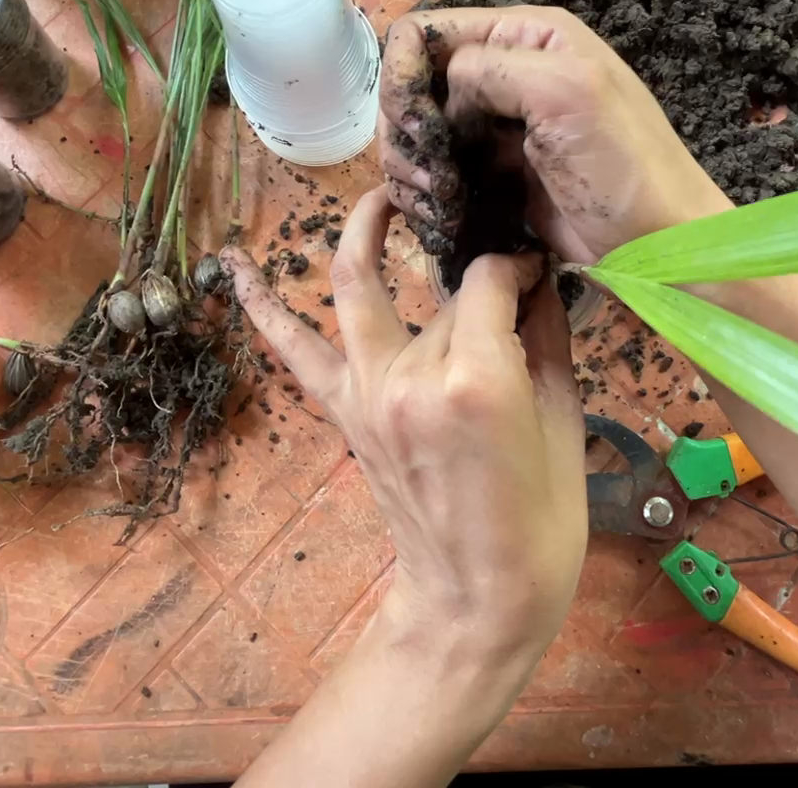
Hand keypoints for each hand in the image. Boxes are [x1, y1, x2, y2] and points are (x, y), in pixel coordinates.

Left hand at [221, 187, 585, 665]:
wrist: (473, 599)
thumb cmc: (541, 523)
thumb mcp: (562, 423)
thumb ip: (548, 338)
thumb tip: (540, 279)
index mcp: (477, 380)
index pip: (488, 281)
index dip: (515, 266)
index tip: (534, 271)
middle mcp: (410, 374)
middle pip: (439, 290)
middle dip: (475, 269)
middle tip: (501, 264)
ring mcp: (366, 390)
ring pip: (364, 290)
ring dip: (363, 235)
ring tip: (381, 199)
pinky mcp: (344, 410)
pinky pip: (296, 351)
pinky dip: (265, 307)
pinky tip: (234, 267)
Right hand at [377, 6, 731, 264]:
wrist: (654, 242)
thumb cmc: (622, 166)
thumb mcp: (566, 92)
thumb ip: (493, 67)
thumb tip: (442, 91)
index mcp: (524, 37)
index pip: (427, 32)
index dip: (404, 72)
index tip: (416, 125)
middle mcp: (503, 72)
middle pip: (414, 83)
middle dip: (406, 127)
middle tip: (429, 175)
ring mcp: (495, 125)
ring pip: (416, 130)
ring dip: (410, 164)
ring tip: (436, 198)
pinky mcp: (490, 171)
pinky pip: (434, 168)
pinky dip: (423, 189)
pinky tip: (437, 211)